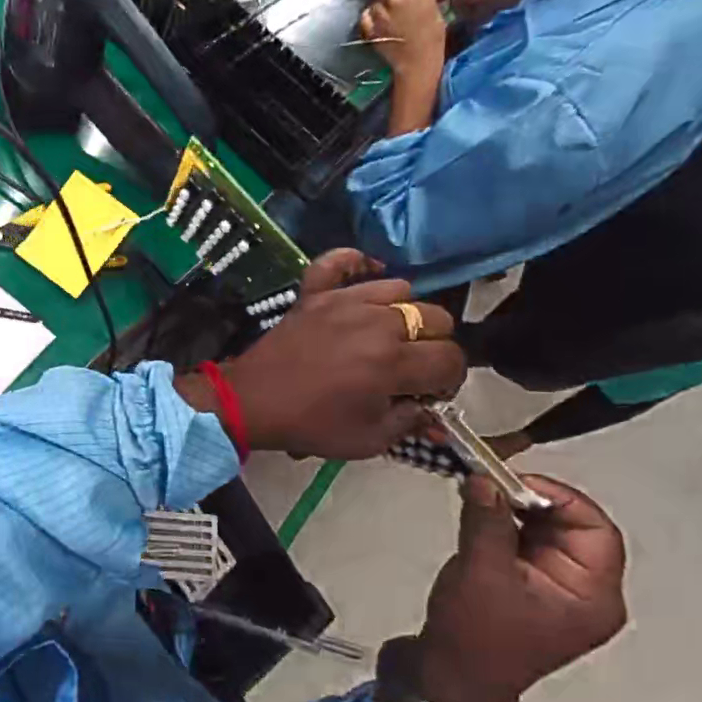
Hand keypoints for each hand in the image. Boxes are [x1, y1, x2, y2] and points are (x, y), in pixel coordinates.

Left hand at [177, 249, 465, 458]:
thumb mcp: (368, 440)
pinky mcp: (314, 293)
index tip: (429, 392)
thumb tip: (431, 411)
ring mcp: (342, 301)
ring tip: (387, 335)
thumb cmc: (309, 424)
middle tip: (410, 367)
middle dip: (433, 346)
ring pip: (400, 289)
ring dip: (404, 311)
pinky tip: (366, 277)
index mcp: (392, 362)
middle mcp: (375, 322)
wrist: (251, 402)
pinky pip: (339, 261)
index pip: (450, 359)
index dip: (448, 380)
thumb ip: (409, 422)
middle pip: (435, 318)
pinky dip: (356, 263)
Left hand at [360, 0, 445, 79]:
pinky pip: (364, 17)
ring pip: (373, 2)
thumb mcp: (433, 8)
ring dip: (377, 6)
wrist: (418, 59)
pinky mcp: (371, 28)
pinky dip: (368, 18)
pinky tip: (374, 23)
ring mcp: (382, 13)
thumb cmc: (433, 35)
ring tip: (383, 15)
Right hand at [415, 475, 627, 701]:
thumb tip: (482, 478)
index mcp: (593, 594)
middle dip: (530, 500)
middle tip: (488, 482)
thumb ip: (485, 521)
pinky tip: (477, 514)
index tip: (510, 478)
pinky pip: (526, 544)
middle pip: (572, 528)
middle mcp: (585, 590)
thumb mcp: (480, 571)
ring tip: (477, 495)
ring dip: (513, 510)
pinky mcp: (529, 587)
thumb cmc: (475, 632)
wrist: (450, 676)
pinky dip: (504, 525)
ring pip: (546, 533)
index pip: (595, 529)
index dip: (558, 496)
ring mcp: (556, 589)